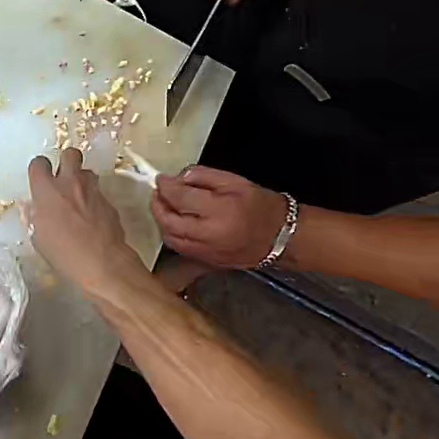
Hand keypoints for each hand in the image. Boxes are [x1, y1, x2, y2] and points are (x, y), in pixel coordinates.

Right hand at [27, 148, 142, 297]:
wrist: (102, 262)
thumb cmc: (63, 253)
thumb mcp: (38, 237)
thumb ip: (36, 216)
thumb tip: (36, 209)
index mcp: (47, 191)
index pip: (39, 163)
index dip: (39, 170)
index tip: (40, 180)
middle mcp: (70, 183)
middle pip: (70, 154)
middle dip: (65, 162)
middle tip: (62, 178)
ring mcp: (93, 191)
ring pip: (87, 172)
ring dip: (81, 180)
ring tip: (78, 198)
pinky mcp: (109, 202)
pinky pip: (99, 193)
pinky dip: (93, 200)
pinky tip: (91, 218)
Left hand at [153, 165, 292, 269]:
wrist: (282, 238)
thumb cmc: (260, 205)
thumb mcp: (236, 181)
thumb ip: (205, 176)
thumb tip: (179, 177)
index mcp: (219, 210)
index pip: (180, 198)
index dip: (166, 187)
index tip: (160, 179)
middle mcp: (208, 234)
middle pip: (169, 220)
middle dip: (158, 205)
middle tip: (157, 193)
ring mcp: (205, 251)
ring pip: (170, 237)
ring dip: (161, 220)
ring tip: (163, 206)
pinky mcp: (206, 261)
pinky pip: (179, 248)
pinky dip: (171, 234)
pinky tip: (173, 223)